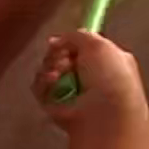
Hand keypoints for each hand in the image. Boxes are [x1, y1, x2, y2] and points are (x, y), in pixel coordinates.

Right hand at [32, 30, 148, 134]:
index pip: (81, 47)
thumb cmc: (109, 76)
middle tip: (62, 61)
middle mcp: (88, 75)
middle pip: (60, 57)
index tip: (61, 43)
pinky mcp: (54, 104)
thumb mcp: (99, 45)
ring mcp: (70, 90)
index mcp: (106, 60)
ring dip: (49, 68)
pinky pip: (40, 87)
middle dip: (56, 55)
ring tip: (57, 74)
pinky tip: (51, 83)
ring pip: (47, 70)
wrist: (103, 112)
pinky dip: (42, 83)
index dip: (70, 43)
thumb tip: (55, 41)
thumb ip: (76, 35)